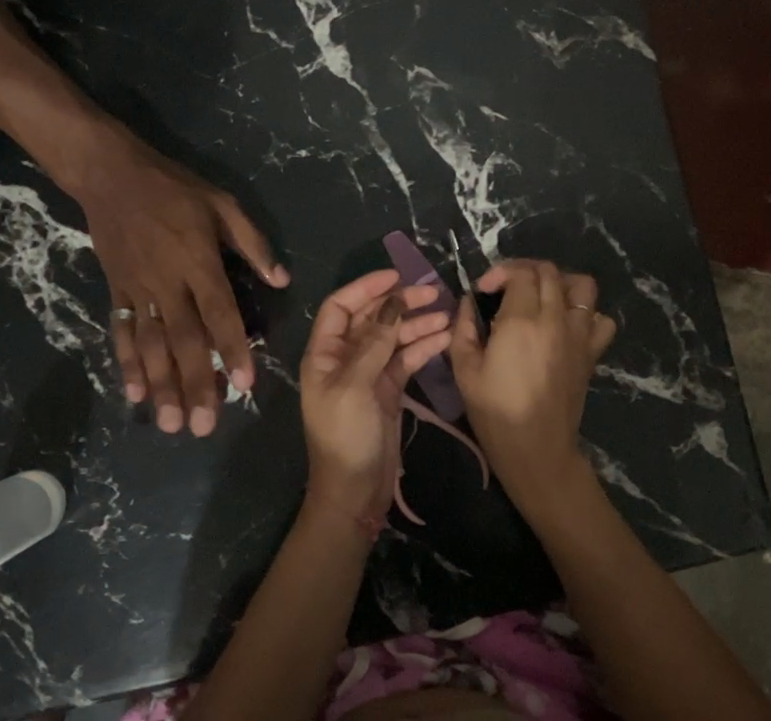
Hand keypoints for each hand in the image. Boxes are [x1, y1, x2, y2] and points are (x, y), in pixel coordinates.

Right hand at [79, 131, 289, 436]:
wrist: (111, 174)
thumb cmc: (175, 188)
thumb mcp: (223, 204)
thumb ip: (253, 243)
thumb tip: (281, 279)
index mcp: (199, 260)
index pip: (220, 313)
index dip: (232, 349)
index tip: (243, 385)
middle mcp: (167, 282)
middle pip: (184, 340)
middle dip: (194, 385)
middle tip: (204, 427)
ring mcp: (137, 290)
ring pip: (151, 345)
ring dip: (160, 386)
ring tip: (170, 424)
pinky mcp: (116, 291)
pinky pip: (122, 332)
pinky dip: (126, 364)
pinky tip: (133, 394)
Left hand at [300, 270, 452, 523]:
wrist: (355, 493)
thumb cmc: (345, 436)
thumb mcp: (355, 386)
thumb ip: (374, 342)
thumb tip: (393, 303)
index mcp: (323, 354)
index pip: (340, 307)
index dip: (366, 288)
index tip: (397, 277)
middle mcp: (344, 358)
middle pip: (372, 318)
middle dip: (400, 303)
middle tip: (433, 293)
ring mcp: (368, 374)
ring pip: (393, 338)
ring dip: (417, 324)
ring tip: (446, 315)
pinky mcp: (389, 391)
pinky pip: (406, 360)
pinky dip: (423, 348)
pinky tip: (444, 339)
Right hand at [451, 260, 616, 506]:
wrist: (536, 449)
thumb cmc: (494, 412)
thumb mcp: (463, 369)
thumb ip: (463, 328)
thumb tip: (469, 303)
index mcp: (521, 320)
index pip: (519, 273)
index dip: (499, 273)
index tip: (483, 292)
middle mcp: (555, 319)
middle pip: (549, 271)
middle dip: (524, 271)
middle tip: (506, 290)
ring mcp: (579, 335)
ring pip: (582, 286)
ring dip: (561, 283)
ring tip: (541, 297)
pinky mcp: (591, 353)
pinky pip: (601, 320)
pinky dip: (588, 314)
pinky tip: (567, 325)